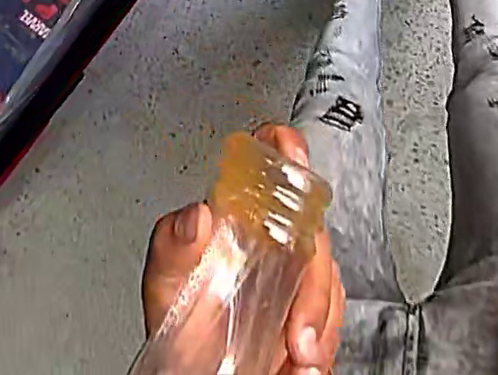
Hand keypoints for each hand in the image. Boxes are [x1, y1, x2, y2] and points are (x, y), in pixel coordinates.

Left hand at [143, 125, 343, 374]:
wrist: (194, 372)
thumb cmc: (177, 322)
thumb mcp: (165, 281)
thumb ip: (172, 244)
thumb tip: (195, 216)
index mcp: (236, 211)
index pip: (266, 160)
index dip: (283, 146)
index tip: (293, 153)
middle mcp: (268, 233)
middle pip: (310, 221)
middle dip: (314, 275)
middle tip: (297, 326)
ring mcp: (291, 269)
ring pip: (326, 268)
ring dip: (320, 315)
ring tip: (299, 355)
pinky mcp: (307, 305)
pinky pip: (333, 309)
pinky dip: (325, 339)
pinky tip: (303, 364)